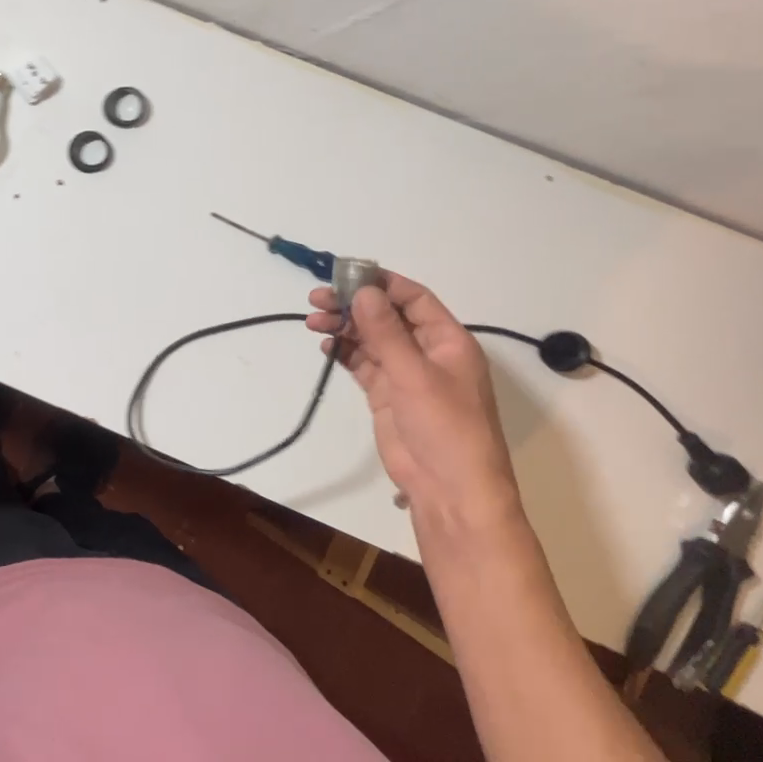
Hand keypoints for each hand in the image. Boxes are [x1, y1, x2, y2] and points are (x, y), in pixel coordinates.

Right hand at [305, 272, 520, 530]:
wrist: (450, 489)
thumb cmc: (445, 427)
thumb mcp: (415, 375)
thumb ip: (386, 332)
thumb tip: (363, 291)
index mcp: (448, 342)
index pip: (414, 299)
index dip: (381, 283)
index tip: (344, 275)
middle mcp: (428, 353)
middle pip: (387, 316)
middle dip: (353, 305)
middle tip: (317, 300)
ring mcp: (406, 374)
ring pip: (371, 338)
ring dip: (344, 326)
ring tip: (313, 321)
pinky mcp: (387, 395)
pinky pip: (363, 363)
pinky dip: (344, 351)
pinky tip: (326, 345)